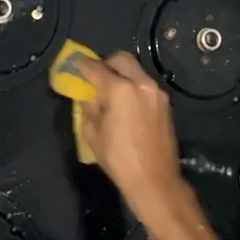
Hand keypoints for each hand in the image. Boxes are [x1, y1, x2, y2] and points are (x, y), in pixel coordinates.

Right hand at [75, 53, 182, 204]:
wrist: (155, 180)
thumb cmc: (119, 159)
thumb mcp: (93, 133)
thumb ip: (88, 107)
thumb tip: (87, 94)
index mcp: (121, 90)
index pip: (96, 68)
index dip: (81, 64)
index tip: (73, 63)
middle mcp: (142, 84)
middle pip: (121, 59)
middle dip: (105, 63)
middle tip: (95, 77)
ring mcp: (157, 92)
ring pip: (136, 70)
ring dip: (121, 74)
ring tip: (110, 92)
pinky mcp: (166, 103)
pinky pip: (145, 85)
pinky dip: (133, 86)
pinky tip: (126, 103)